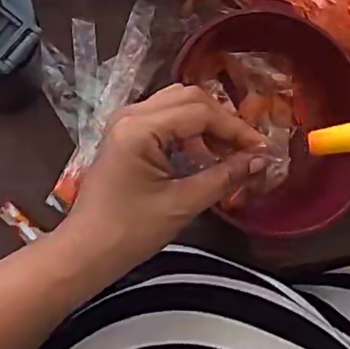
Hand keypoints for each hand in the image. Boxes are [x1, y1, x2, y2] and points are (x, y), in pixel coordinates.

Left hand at [60, 84, 270, 269]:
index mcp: (139, 127)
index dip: (235, 128)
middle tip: (248, 149)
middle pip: (188, 98)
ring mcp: (125, 121)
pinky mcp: (126, 133)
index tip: (262, 149)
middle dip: (222, 121)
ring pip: (177, 104)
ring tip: (229, 154)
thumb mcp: (182, 204)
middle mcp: (130, 113)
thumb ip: (223, 177)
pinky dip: (189, 130)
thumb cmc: (130, 231)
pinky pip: (164, 118)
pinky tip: (204, 155)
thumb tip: (259, 160)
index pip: (199, 111)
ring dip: (206, 123)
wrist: (87, 250)